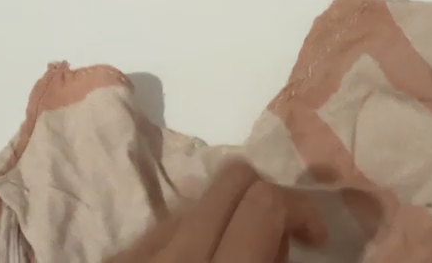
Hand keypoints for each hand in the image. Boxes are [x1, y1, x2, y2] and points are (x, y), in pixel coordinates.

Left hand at [107, 160, 325, 262]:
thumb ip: (273, 259)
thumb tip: (288, 236)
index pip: (264, 201)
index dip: (301, 208)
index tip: (317, 236)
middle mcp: (175, 251)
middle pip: (233, 178)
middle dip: (268, 195)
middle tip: (281, 239)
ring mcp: (137, 250)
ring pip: (197, 196)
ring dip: (228, 214)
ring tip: (238, 251)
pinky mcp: (114, 256)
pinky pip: (162, 223)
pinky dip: (189, 233)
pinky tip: (197, 262)